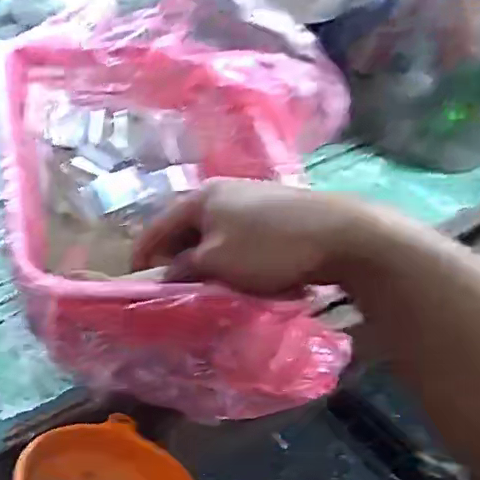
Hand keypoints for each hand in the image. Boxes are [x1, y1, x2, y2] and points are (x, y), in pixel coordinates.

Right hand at [132, 178, 406, 295]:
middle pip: (183, 230)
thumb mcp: (215, 263)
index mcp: (201, 197)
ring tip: (202, 285)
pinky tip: (234, 274)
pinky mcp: (274, 212)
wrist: (344, 235)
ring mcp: (250, 199)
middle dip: (172, 259)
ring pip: (210, 234)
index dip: (141, 257)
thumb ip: (181, 269)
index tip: (135, 284)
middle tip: (170, 288)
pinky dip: (226, 256)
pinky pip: (235, 237)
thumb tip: (164, 277)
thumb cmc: (268, 248)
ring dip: (201, 260)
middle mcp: (222, 191)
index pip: (156, 228)